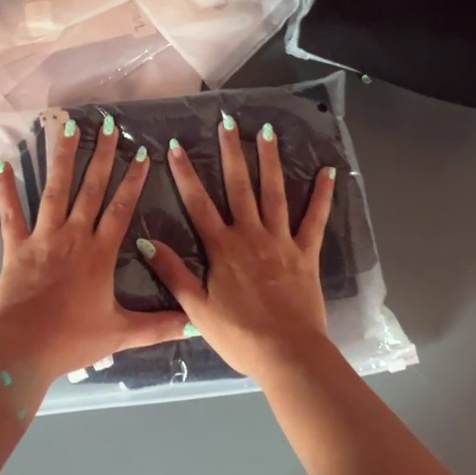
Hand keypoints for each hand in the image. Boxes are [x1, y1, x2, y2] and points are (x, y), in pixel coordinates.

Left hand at [0, 116, 188, 379]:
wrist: (25, 349)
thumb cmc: (73, 340)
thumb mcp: (121, 334)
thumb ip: (159, 326)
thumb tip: (196, 323)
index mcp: (100, 253)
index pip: (121, 208)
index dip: (133, 180)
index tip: (141, 152)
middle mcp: (74, 236)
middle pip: (91, 189)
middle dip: (102, 156)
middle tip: (109, 126)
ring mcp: (43, 238)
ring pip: (55, 190)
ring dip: (62, 158)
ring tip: (67, 127)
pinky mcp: (16, 247)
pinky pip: (10, 213)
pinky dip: (6, 189)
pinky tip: (3, 164)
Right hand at [137, 117, 337, 381]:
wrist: (287, 354)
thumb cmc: (239, 336)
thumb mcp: (197, 308)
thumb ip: (173, 272)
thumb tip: (147, 241)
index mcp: (222, 247)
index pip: (198, 203)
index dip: (185, 173)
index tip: (175, 146)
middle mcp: (250, 235)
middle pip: (238, 186)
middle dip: (231, 151)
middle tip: (227, 120)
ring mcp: (281, 241)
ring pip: (273, 192)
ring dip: (269, 160)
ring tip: (267, 131)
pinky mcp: (305, 253)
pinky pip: (314, 219)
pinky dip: (322, 195)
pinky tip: (329, 172)